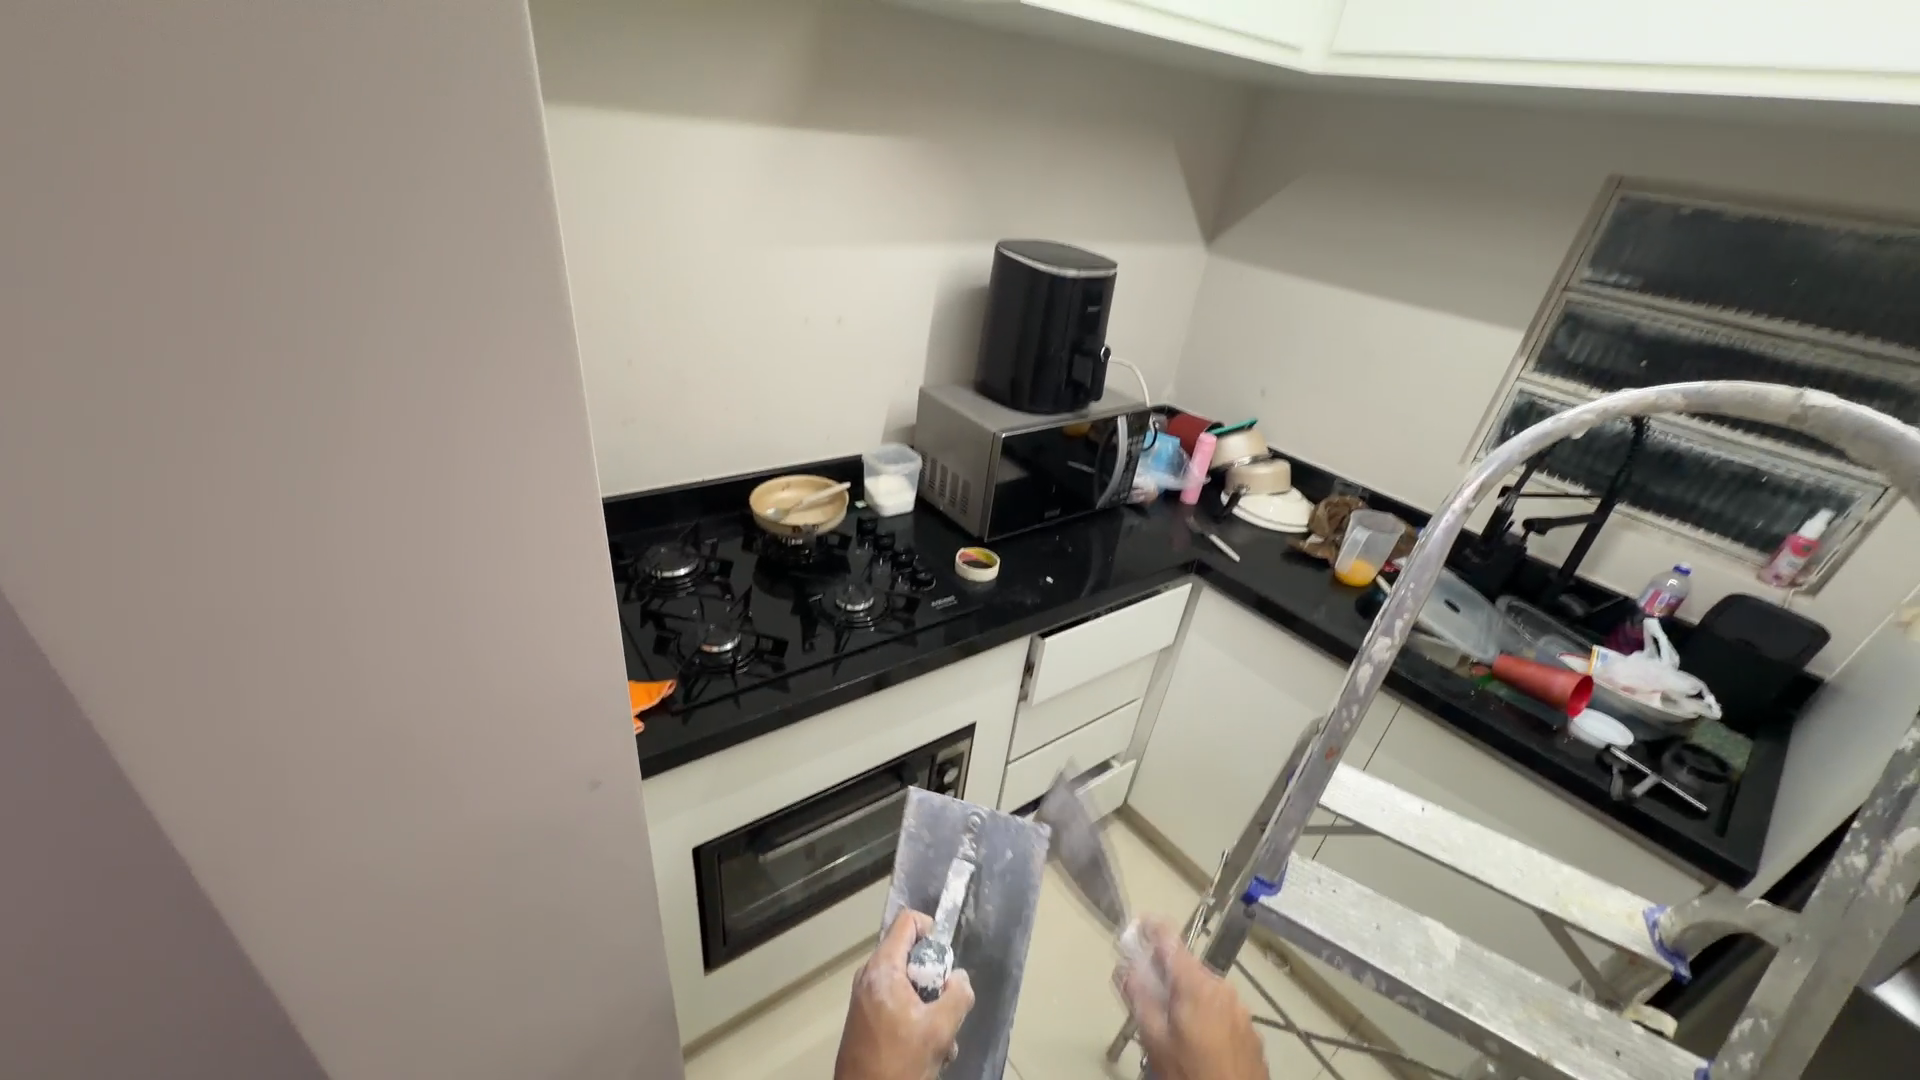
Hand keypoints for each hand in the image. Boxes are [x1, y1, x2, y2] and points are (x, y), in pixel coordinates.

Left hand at [835, 910, 976, 1079]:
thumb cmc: (899, 1063)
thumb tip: (959, 977)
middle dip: (934, 976)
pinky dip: (913, 1014)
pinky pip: (895, 999)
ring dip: (928, 1002)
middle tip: (944, 1004)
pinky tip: (925, 1047)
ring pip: (905, 981)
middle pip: (909, 953)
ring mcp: (864, 996)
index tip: (945, 961)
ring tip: (939, 1035)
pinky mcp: (865, 1017)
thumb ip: (957, 996)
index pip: (908, 921)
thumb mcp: (939, 1029)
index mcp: (882, 968)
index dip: (931, 930)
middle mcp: (869, 975)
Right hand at [1115, 917, 1266, 1079]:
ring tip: (1172, 1026)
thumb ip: (1138, 996)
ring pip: (1204, 989)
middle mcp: (1222, 987)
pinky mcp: (1251, 1031)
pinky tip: (1198, 1041)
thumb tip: (1124, 966)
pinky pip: (1221, 1010)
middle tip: (1148, 995)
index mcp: (1196, 983)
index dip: (1150, 927)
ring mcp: (1241, 1009)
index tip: (1136, 925)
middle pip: (1186, 967)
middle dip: (1165, 974)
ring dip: (1186, 996)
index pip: (1169, 938)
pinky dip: (1206, 1014)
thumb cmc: (1190, 1073)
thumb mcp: (1154, 1039)